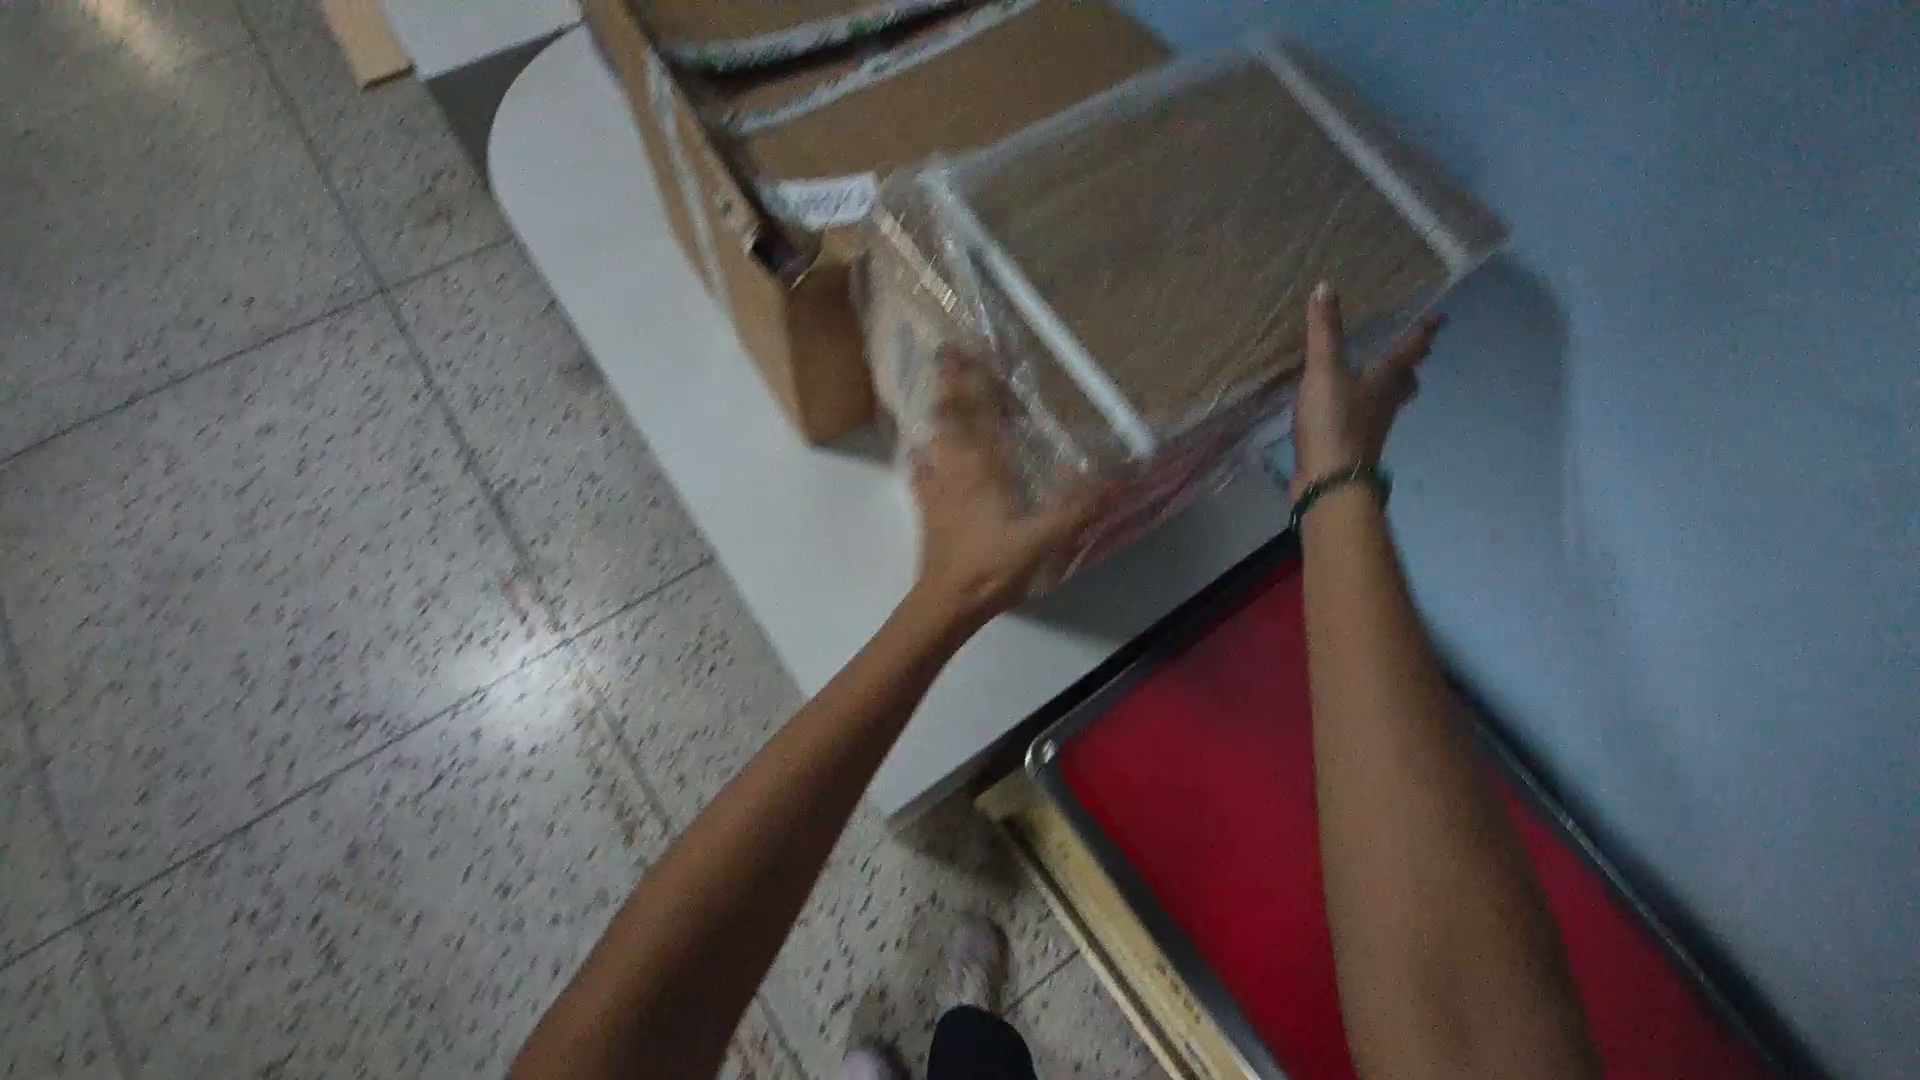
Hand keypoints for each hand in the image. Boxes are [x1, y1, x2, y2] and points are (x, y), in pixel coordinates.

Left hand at [909, 351, 1098, 625]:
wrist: (947, 601)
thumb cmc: (993, 567)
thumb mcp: (1044, 539)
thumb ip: (1077, 507)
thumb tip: (1115, 478)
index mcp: (982, 467)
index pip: (976, 412)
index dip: (972, 379)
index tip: (966, 348)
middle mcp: (954, 467)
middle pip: (948, 415)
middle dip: (949, 383)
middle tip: (948, 356)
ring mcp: (934, 487)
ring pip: (932, 437)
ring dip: (937, 413)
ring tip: (941, 394)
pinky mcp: (926, 507)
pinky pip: (920, 470)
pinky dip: (923, 454)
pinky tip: (923, 453)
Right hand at [1292, 282, 1444, 500]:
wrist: (1331, 480)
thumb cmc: (1334, 422)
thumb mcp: (1325, 371)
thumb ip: (1324, 331)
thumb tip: (1325, 285)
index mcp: (1387, 377)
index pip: (1411, 348)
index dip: (1424, 331)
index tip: (1440, 318)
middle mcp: (1387, 400)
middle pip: (1407, 378)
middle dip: (1411, 363)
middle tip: (1413, 350)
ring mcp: (1372, 425)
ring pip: (1390, 399)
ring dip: (1390, 386)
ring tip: (1382, 377)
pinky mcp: (1354, 444)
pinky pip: (1366, 417)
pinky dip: (1364, 406)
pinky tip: (1349, 406)